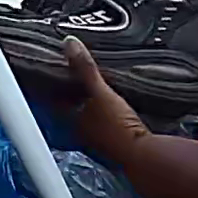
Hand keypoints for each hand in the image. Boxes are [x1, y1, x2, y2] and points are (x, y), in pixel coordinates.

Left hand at [63, 38, 149, 164]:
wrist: (142, 154)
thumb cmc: (117, 126)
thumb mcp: (101, 93)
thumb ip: (85, 69)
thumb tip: (68, 42)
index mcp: (74, 124)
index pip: (57, 102)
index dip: (56, 85)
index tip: (55, 69)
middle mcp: (84, 135)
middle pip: (74, 110)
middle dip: (75, 94)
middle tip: (76, 73)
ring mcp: (100, 142)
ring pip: (91, 118)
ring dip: (91, 105)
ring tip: (95, 84)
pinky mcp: (117, 144)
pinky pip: (106, 123)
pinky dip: (106, 113)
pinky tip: (112, 103)